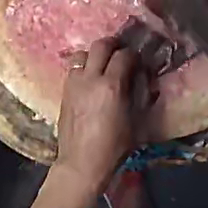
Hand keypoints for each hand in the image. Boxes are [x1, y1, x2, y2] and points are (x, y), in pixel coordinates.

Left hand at [53, 38, 137, 188]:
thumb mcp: (136, 120)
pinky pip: (74, 70)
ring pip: (82, 55)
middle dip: (113, 45)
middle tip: (121, 52)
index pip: (124, 55)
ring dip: (94, 56)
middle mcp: (90, 79)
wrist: (82, 163)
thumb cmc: (114, 145)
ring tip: (103, 65)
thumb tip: (143, 79)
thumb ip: (139, 94)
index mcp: (111, 85)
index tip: (139, 61)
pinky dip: (83, 69)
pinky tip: (91, 81)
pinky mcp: (64, 93)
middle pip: (100, 46)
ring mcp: (74, 84)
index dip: (134, 55)